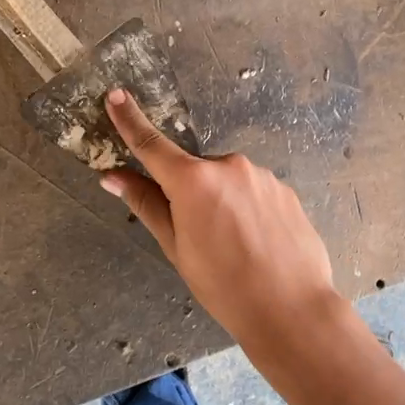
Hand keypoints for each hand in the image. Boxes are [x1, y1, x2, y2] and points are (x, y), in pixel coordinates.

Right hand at [101, 89, 342, 347]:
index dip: (129, 120)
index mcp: (193, 180)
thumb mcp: (176, 247)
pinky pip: (253, 192)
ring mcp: (260, 175)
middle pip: (194, 172)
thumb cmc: (223, 285)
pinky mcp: (284, 189)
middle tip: (200, 239)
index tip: (115, 95)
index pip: (151, 145)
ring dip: (222, 204)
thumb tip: (112, 176)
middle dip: (191, 196)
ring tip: (235, 249)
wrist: (291, 308)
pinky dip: (247, 212)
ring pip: (226, 183)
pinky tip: (257, 245)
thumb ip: (146, 204)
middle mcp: (228, 165)